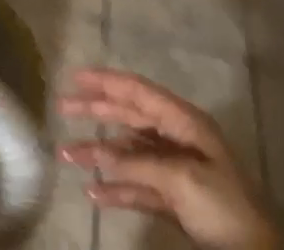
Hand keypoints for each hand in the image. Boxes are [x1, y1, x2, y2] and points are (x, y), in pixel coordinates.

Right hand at [58, 68, 276, 249]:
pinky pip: (136, 186)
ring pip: (128, 153)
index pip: (139, 92)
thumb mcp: (180, 178)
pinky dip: (114, 188)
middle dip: (96, 112)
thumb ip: (137, 163)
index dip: (107, 82)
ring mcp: (174, 170)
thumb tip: (99, 155)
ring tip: (65, 155)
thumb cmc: (223, 206)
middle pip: (130, 117)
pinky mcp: (172, 199)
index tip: (74, 77)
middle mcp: (178, 140)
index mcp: (185, 124)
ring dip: (98, 154)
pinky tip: (92, 193)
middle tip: (61, 107)